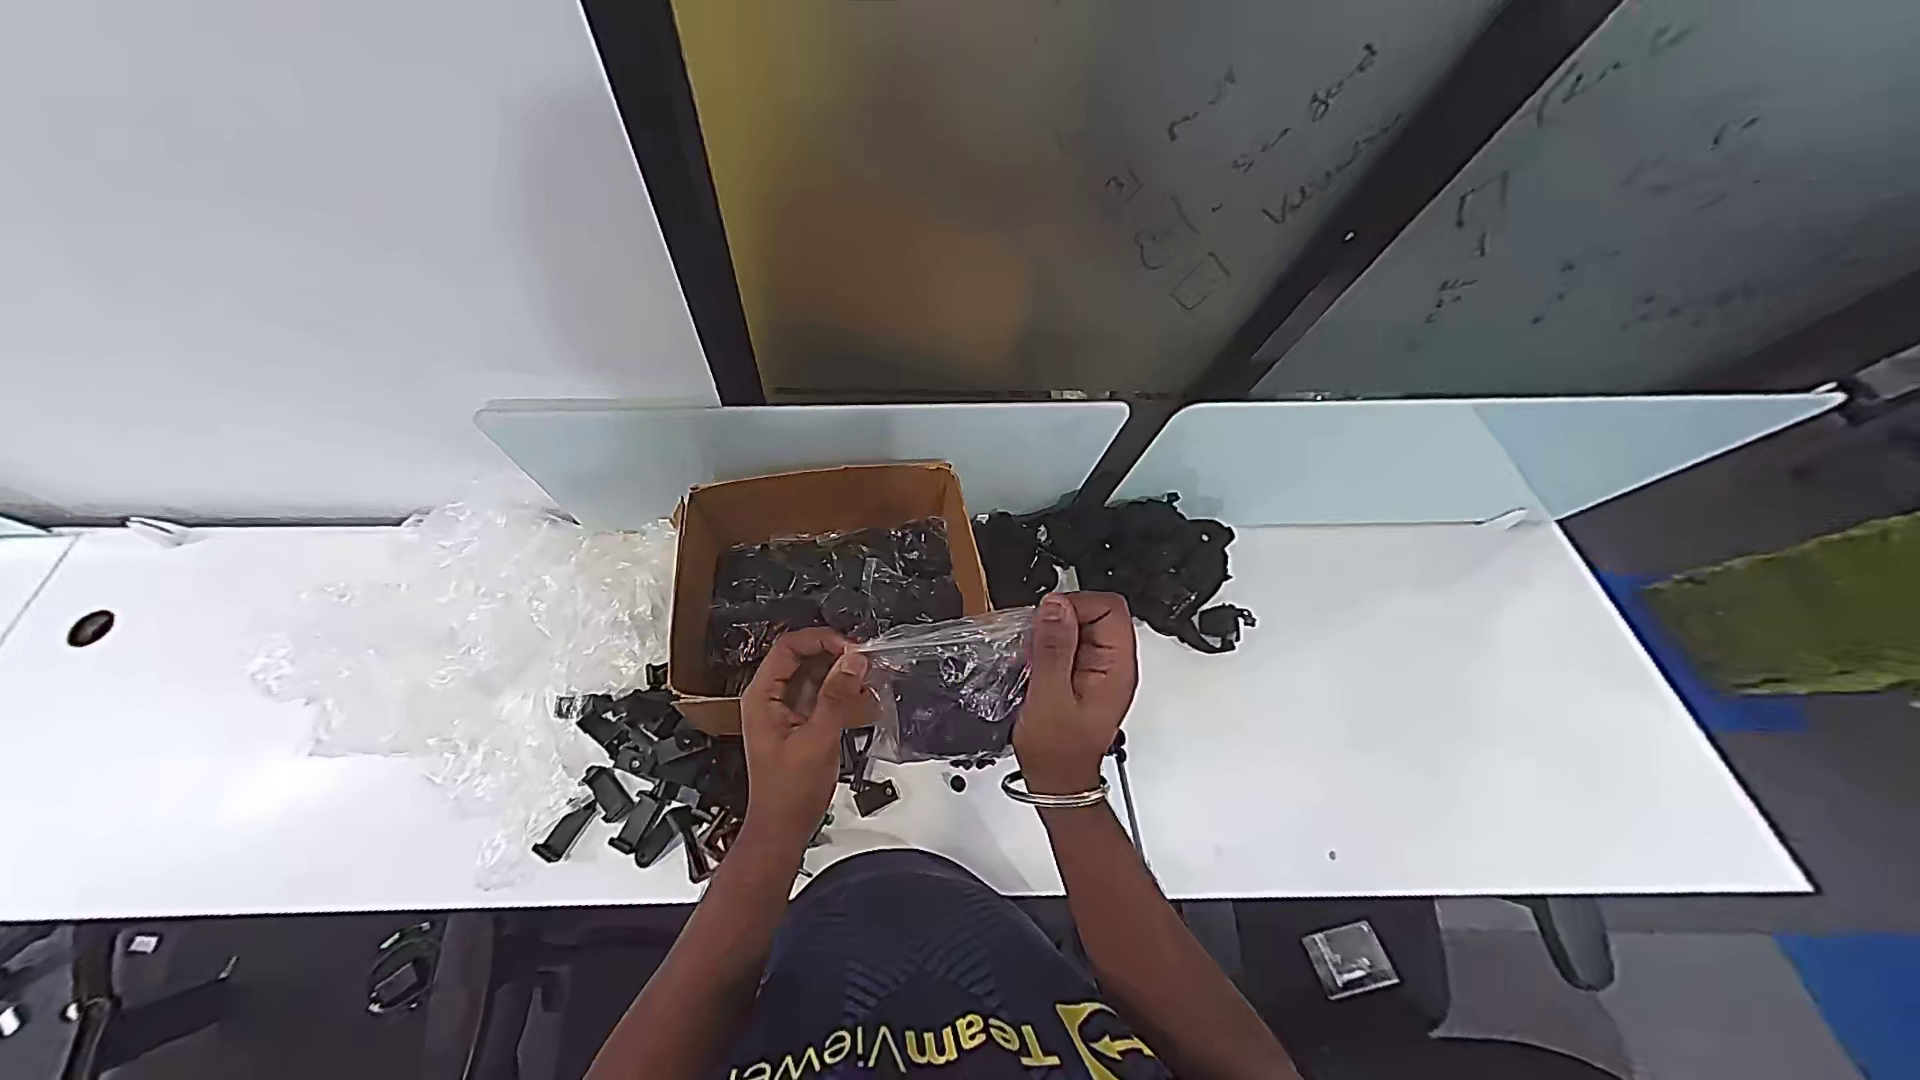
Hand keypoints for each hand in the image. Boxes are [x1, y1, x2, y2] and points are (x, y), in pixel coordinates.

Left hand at [739, 628, 871, 847]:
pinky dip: (840, 689)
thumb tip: (852, 661)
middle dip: (834, 654)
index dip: (820, 640)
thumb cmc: (788, 792)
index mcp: (761, 697)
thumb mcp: (818, 738)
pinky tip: (860, 694)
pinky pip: (820, 692)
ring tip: (866, 674)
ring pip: (813, 673)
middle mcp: (769, 698)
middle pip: (802, 656)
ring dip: (840, 671)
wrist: (783, 827)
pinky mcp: (799, 720)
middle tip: (863, 659)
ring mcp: (784, 709)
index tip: (849, 647)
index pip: (788, 647)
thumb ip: (836, 696)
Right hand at [1014, 592, 1138, 794]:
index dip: (1077, 605)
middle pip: (1094, 613)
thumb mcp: (1049, 697)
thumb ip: (1052, 649)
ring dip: (1050, 635)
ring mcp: (1096, 669)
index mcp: (1116, 667)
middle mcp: (1112, 665)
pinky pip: (1065, 644)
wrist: (1056, 781)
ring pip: (1077, 627)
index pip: (1109, 608)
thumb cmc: (1058, 753)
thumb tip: (1055, 606)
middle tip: (1037, 642)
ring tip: (1034, 658)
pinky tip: (1033, 667)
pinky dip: (1045, 648)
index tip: (1048, 620)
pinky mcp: (1080, 674)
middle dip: (1060, 620)